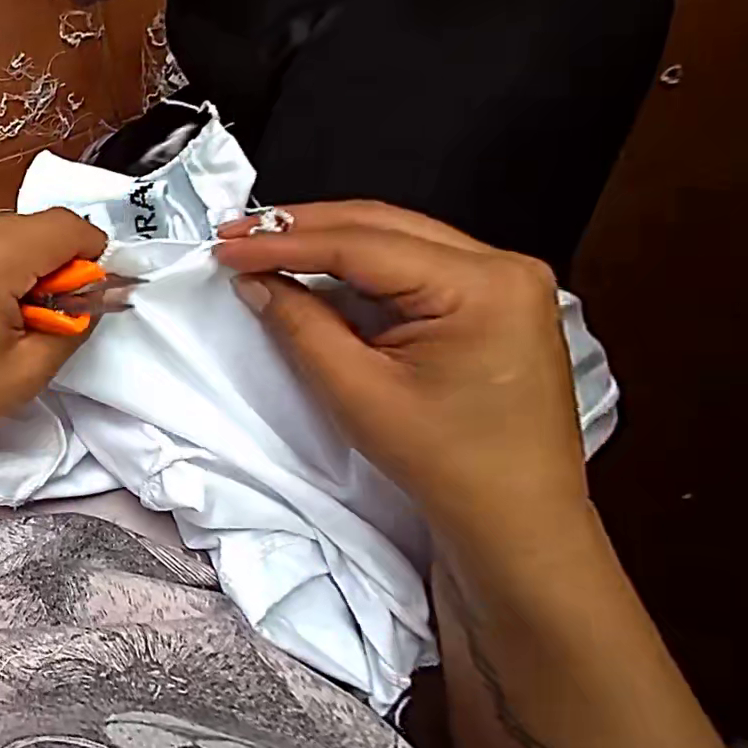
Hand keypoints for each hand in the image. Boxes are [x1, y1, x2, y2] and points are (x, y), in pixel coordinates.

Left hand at [0, 208, 107, 456]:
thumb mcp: (30, 368)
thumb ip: (78, 320)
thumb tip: (102, 291)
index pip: (67, 227)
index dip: (92, 257)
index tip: (86, 295)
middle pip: (42, 224)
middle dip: (62, 261)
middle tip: (50, 311)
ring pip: (16, 227)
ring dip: (33, 259)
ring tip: (17, 309)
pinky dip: (4, 258)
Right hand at [216, 201, 588, 543]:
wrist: (516, 521)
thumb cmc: (448, 466)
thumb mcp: (358, 393)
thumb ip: (300, 325)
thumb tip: (256, 280)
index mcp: (483, 285)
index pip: (362, 244)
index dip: (284, 242)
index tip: (230, 244)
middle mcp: (503, 266)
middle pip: (381, 225)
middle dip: (303, 228)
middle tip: (241, 233)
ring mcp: (502, 279)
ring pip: (395, 237)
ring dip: (328, 240)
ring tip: (268, 244)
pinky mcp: (491, 297)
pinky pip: (411, 263)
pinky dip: (358, 265)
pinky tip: (317, 267)